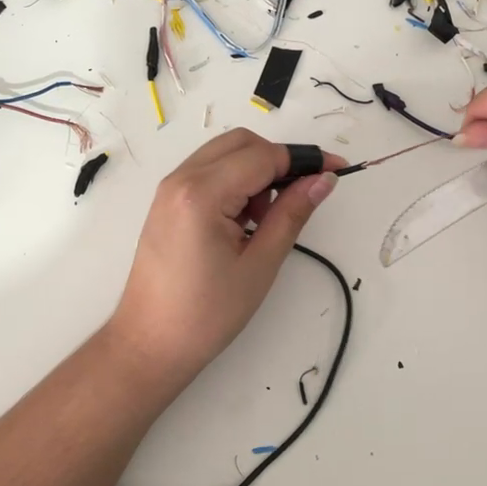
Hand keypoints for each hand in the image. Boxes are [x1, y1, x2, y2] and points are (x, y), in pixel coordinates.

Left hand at [109, 130, 340, 383]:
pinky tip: (243, 221)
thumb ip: (292, 213)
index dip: (304, 159)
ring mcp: (168, 189)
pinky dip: (232, 182)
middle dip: (277, 161)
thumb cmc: (206, 313)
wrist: (150, 342)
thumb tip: (323, 179)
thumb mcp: (260, 264)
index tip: (336, 170)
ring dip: (254, 171)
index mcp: (202, 193)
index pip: (263, 156)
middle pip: (241, 143)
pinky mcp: (165, 202)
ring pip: (223, 154)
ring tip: (265, 220)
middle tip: (298, 198)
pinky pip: (206, 172)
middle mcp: (180, 179)